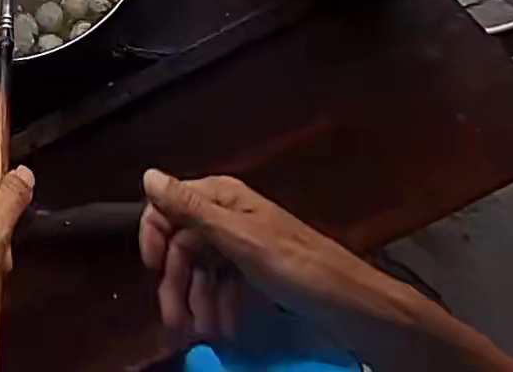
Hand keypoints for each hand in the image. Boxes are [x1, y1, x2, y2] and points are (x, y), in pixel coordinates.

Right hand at [139, 169, 512, 370]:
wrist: (365, 315)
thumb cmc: (301, 270)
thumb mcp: (241, 240)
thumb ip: (191, 210)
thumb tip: (147, 175)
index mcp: (222, 197)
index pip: (169, 205)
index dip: (155, 236)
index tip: (152, 273)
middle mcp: (228, 215)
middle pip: (183, 243)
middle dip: (177, 284)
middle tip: (176, 325)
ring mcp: (243, 246)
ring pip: (202, 270)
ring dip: (197, 303)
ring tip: (204, 337)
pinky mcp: (258, 275)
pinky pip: (224, 287)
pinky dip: (219, 310)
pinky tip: (225, 334)